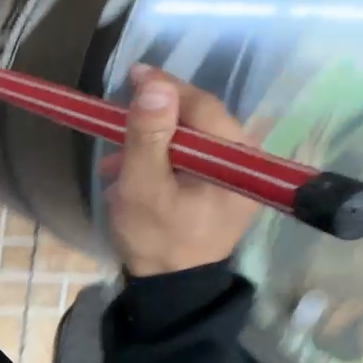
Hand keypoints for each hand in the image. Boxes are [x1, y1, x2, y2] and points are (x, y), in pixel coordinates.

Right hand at [104, 65, 257, 277]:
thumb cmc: (156, 238)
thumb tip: (153, 86)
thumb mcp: (142, 188)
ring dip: (154, 136)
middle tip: (120, 110)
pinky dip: (162, 155)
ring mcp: (235, 176)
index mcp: (234, 158)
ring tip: (117, 151)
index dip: (166, 87)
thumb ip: (148, 137)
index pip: (202, 105)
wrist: (172, 287)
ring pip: (194, 137)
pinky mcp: (222, 188)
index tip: (132, 75)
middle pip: (200, 119)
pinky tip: (132, 169)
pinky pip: (192, 157)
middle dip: (157, 112)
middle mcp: (245, 160)